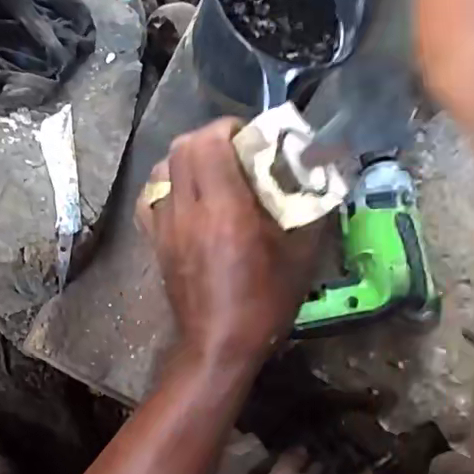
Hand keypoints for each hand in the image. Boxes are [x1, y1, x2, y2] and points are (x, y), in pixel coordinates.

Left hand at [137, 119, 321, 366]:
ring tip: (212, 172)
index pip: (210, 141)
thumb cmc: (264, 302)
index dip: (229, 127)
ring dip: (186, 159)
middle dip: (209, 137)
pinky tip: (186, 198)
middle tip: (235, 151)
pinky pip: (151, 197)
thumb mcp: (299, 256)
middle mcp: (188, 210)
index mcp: (225, 209)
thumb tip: (323, 172)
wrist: (218, 345)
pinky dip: (166, 186)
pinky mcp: (155, 242)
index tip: (251, 138)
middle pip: (182, 146)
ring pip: (162, 168)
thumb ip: (310, 208)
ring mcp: (165, 226)